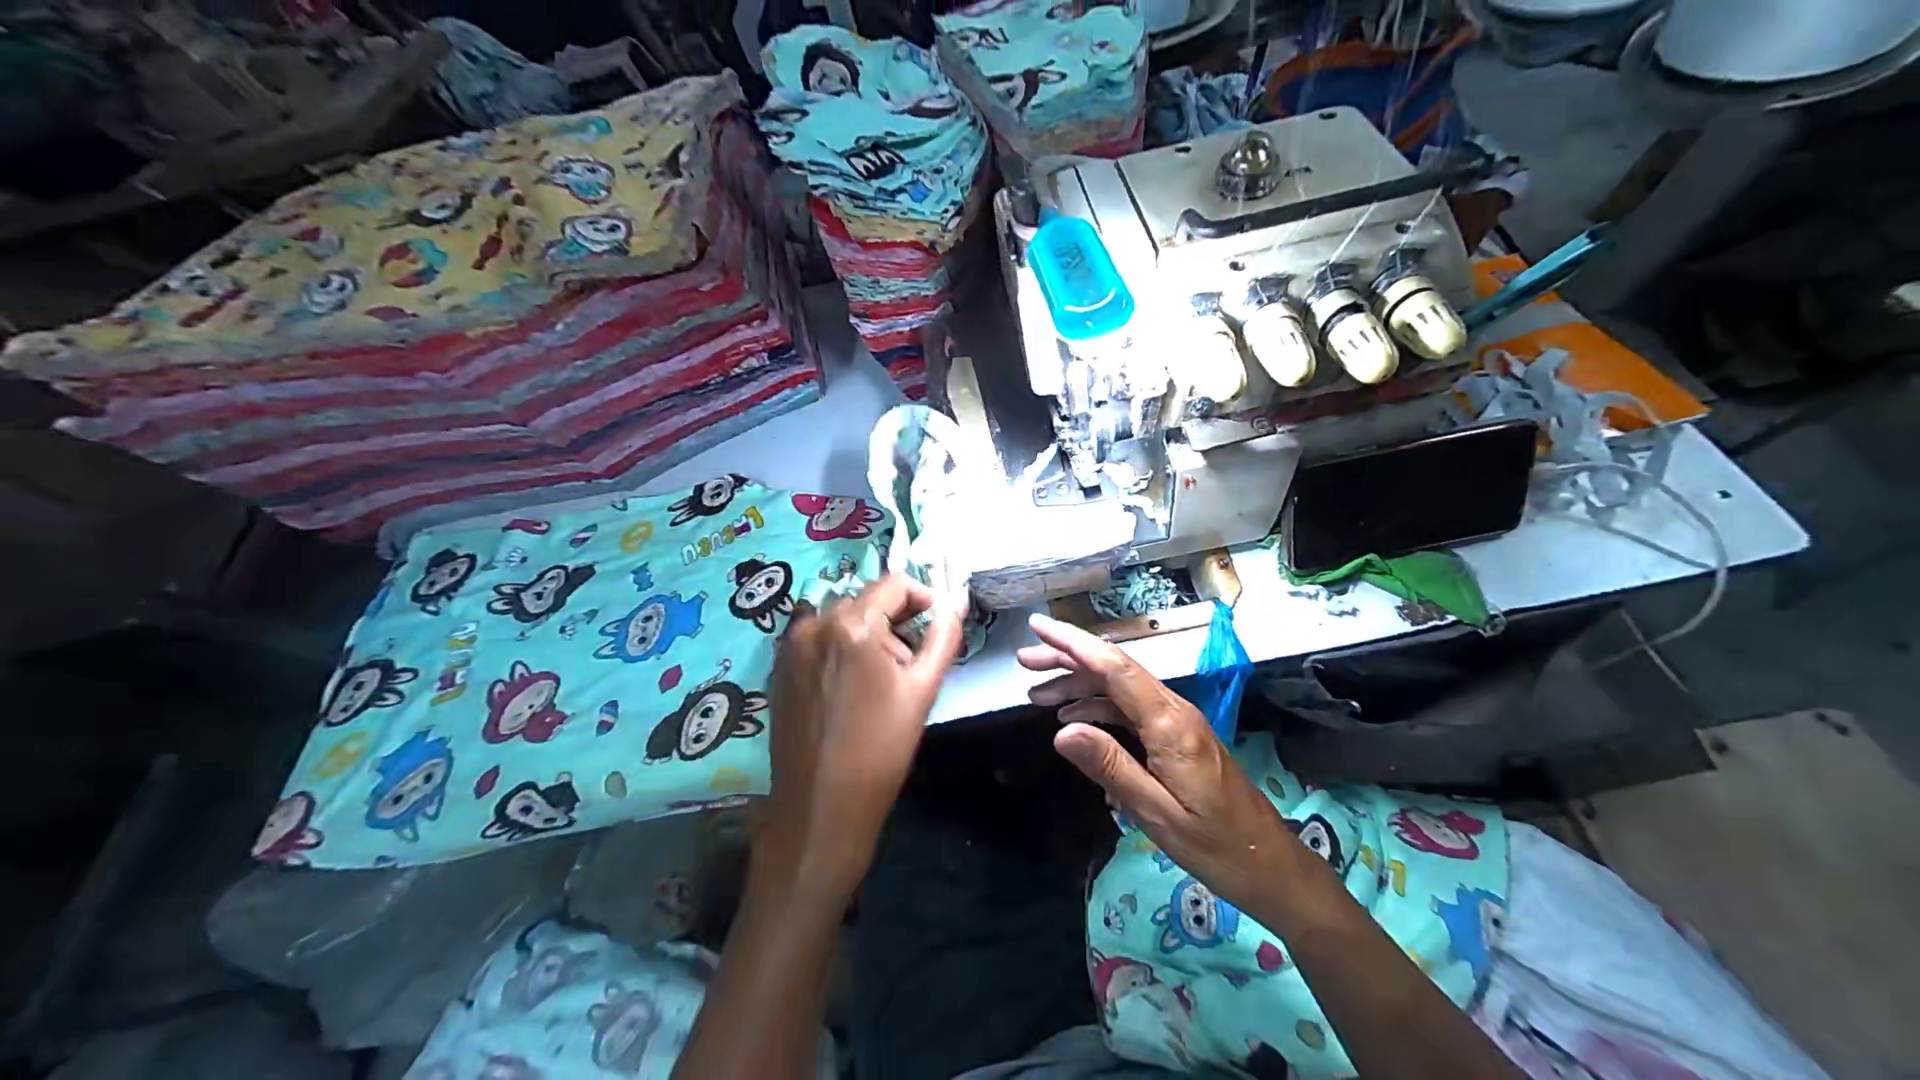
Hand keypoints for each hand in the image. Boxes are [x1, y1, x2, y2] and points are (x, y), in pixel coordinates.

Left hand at [761, 574, 962, 894]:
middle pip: (866, 600)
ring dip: (864, 634)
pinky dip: (837, 648)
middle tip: (906, 666)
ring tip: (875, 680)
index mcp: (853, 625)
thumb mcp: (923, 689)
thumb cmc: (881, 747)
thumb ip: (944, 636)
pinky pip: (816, 638)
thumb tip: (957, 600)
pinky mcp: (778, 664)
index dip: (922, 597)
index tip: (933, 625)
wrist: (821, 803)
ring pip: (840, 618)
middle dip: (892, 622)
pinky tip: (846, 688)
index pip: (895, 583)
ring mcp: (791, 644)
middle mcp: (815, 622)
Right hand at [1020, 612, 1297, 910]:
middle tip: (1025, 661)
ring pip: (1120, 688)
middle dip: (1068, 659)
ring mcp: (1177, 722)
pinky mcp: (1177, 736)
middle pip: (1114, 670)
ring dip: (1078, 685)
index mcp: (1169, 724)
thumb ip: (1110, 767)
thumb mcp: (1156, 814)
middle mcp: (1174, 711)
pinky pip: (1130, 709)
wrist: (1271, 865)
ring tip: (1037, 694)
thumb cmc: (1215, 846)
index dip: (1074, 643)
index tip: (1039, 627)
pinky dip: (1097, 707)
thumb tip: (1062, 731)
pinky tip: (1074, 720)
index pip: (1115, 668)